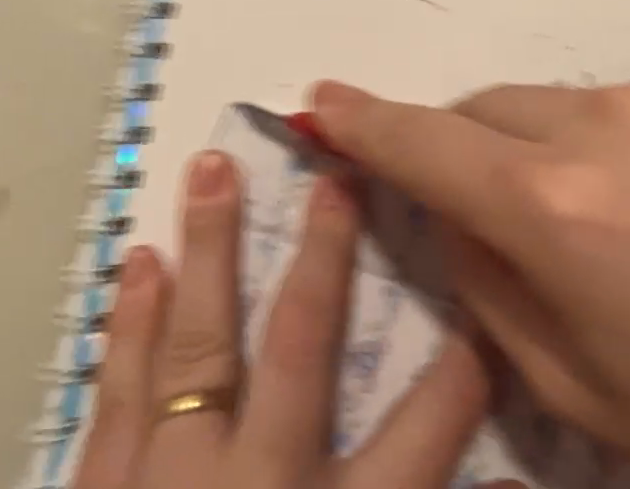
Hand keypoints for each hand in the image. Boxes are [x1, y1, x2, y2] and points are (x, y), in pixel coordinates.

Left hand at [72, 151, 521, 488]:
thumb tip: (513, 484)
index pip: (427, 433)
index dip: (466, 363)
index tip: (486, 292)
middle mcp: (257, 488)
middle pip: (297, 353)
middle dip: (321, 261)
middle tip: (333, 180)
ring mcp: (169, 486)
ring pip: (196, 349)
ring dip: (205, 253)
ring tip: (208, 171)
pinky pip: (115, 396)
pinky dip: (127, 324)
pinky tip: (135, 263)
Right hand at [309, 73, 629, 488]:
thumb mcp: (582, 390)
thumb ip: (491, 286)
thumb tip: (448, 215)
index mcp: (563, 209)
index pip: (426, 144)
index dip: (363, 124)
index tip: (318, 104)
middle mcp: (609, 125)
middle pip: (487, 109)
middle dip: (460, 146)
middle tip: (475, 204)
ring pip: (556, 105)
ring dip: (541, 147)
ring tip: (596, 221)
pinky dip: (611, 143)